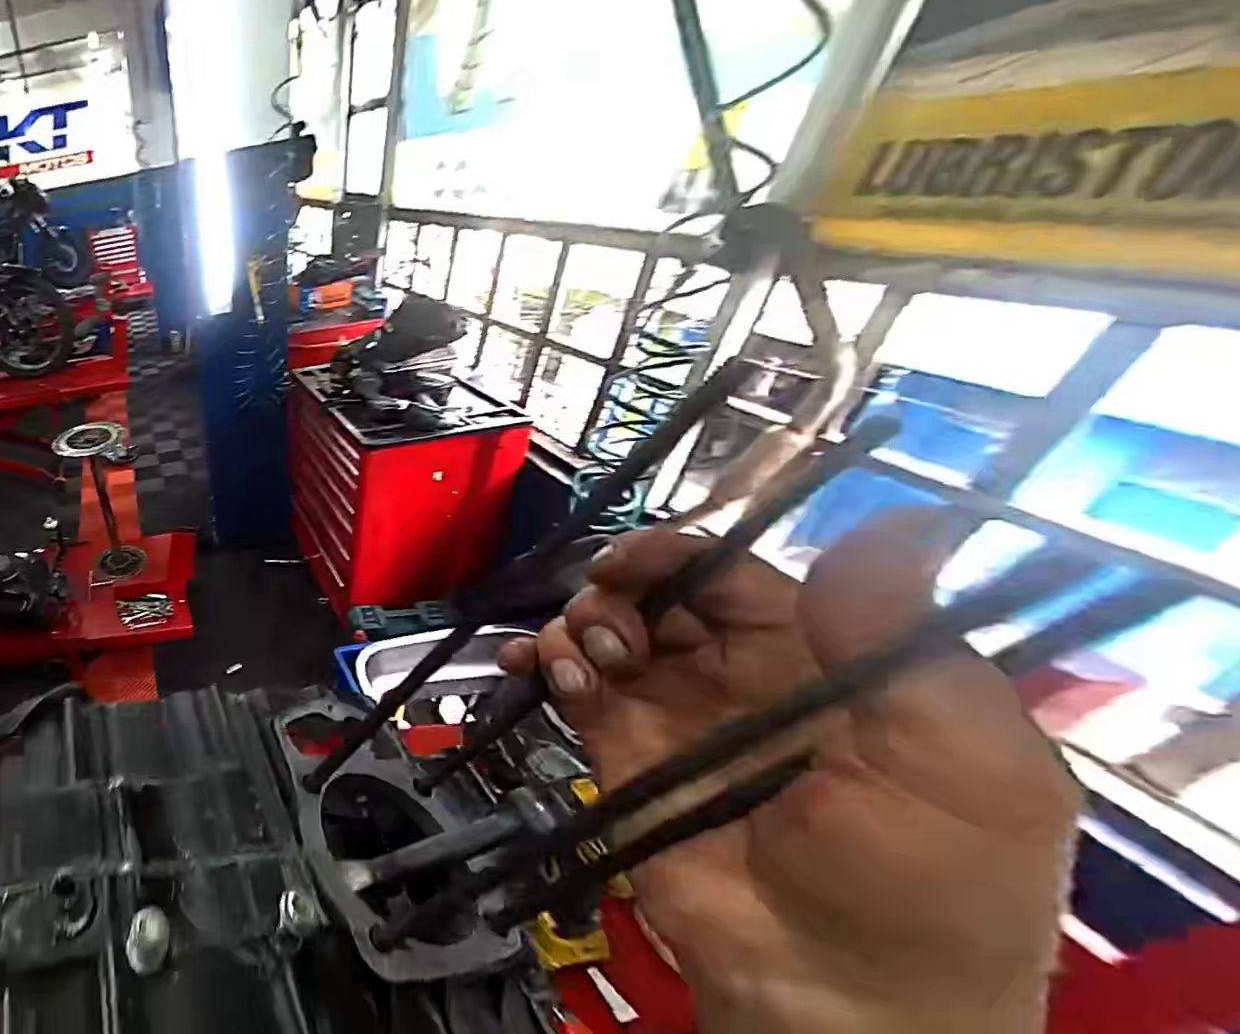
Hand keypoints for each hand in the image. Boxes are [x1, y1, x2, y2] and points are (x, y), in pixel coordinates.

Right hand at [504, 511, 1077, 1033]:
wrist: (833, 997)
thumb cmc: (919, 882)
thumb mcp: (960, 764)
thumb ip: (907, 644)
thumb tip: (897, 521)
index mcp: (808, 656)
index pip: (728, 574)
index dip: (674, 554)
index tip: (626, 559)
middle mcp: (731, 671)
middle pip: (654, 594)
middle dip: (617, 588)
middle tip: (607, 622)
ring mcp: (668, 708)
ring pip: (604, 630)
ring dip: (579, 625)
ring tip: (586, 659)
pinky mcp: (618, 745)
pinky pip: (572, 683)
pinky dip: (549, 665)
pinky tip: (548, 674)